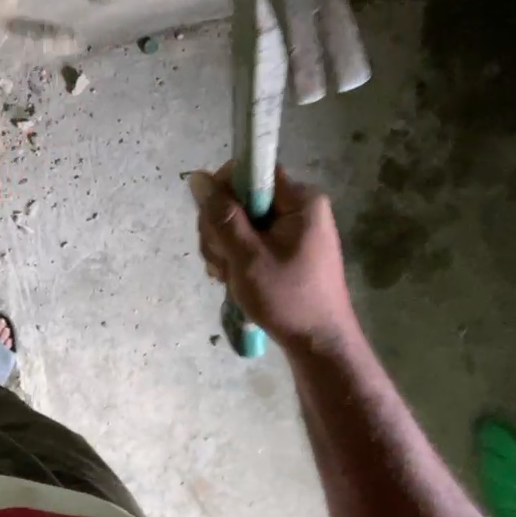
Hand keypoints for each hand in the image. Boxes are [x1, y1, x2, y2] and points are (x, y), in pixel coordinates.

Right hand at [188, 165, 356, 353]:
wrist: (318, 344)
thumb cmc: (287, 298)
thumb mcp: (247, 257)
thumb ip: (221, 216)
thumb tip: (197, 178)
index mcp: (301, 201)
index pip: (251, 172)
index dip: (224, 193)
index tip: (213, 224)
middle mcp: (298, 209)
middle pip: (240, 198)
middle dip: (220, 228)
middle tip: (221, 261)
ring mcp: (292, 230)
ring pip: (238, 221)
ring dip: (223, 247)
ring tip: (227, 276)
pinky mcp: (285, 250)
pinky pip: (248, 239)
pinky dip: (234, 257)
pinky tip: (232, 278)